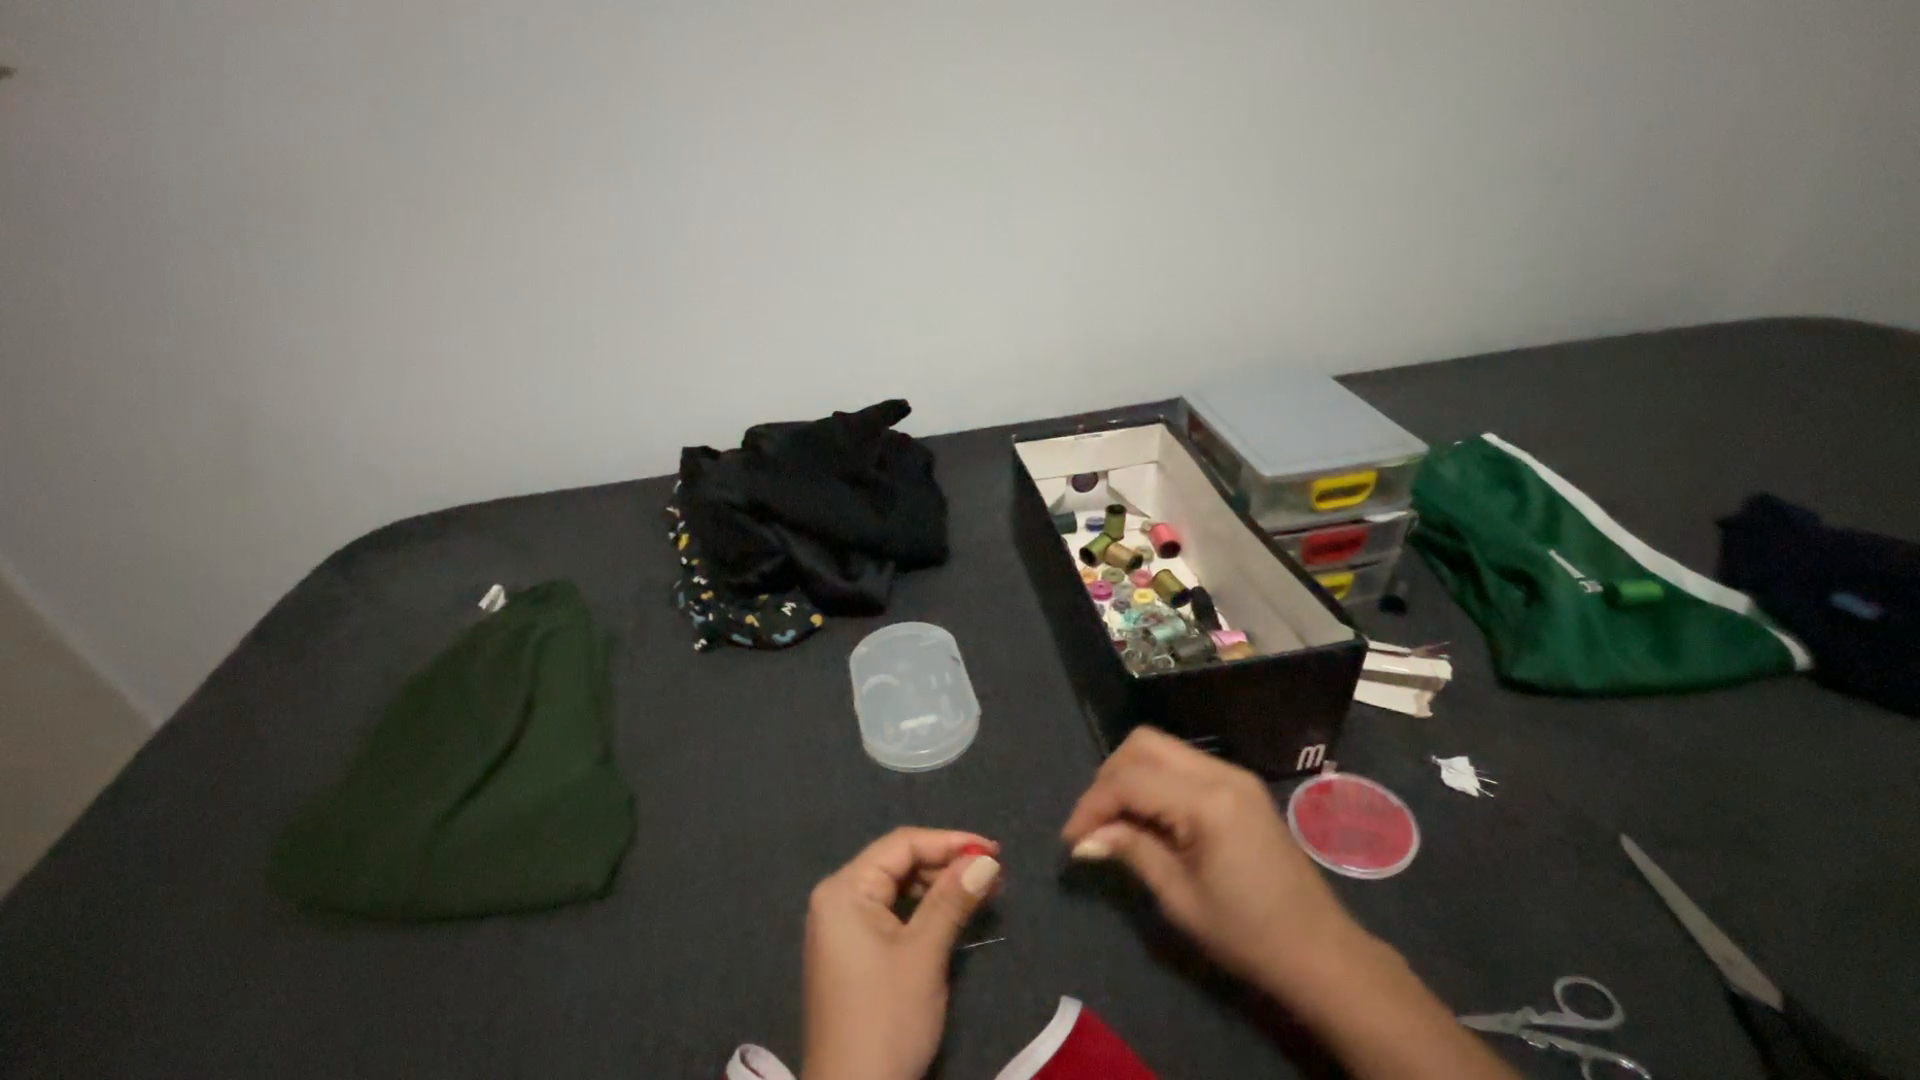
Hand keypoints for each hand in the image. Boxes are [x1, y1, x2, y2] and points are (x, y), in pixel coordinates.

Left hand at [801, 828, 1001, 1079]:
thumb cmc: (886, 1018)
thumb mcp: (924, 954)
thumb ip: (953, 898)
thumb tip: (985, 858)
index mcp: (844, 890)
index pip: (901, 845)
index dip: (950, 842)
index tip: (996, 851)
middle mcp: (837, 899)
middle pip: (898, 863)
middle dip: (946, 864)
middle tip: (995, 875)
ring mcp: (842, 928)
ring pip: (897, 889)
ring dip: (939, 887)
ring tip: (983, 892)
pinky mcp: (853, 953)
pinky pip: (891, 915)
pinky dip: (924, 911)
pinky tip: (954, 915)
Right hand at [1060, 728, 1359, 994]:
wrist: (1318, 951)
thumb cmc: (1247, 934)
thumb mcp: (1179, 897)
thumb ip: (1131, 852)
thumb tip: (1083, 839)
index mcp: (1208, 802)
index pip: (1130, 780)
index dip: (1092, 805)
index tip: (1072, 840)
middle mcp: (1222, 774)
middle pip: (1143, 744)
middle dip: (1108, 778)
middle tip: (1094, 824)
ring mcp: (1235, 776)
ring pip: (1162, 748)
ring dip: (1130, 776)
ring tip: (1115, 823)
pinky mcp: (1240, 787)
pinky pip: (1183, 765)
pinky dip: (1155, 781)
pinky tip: (1148, 820)